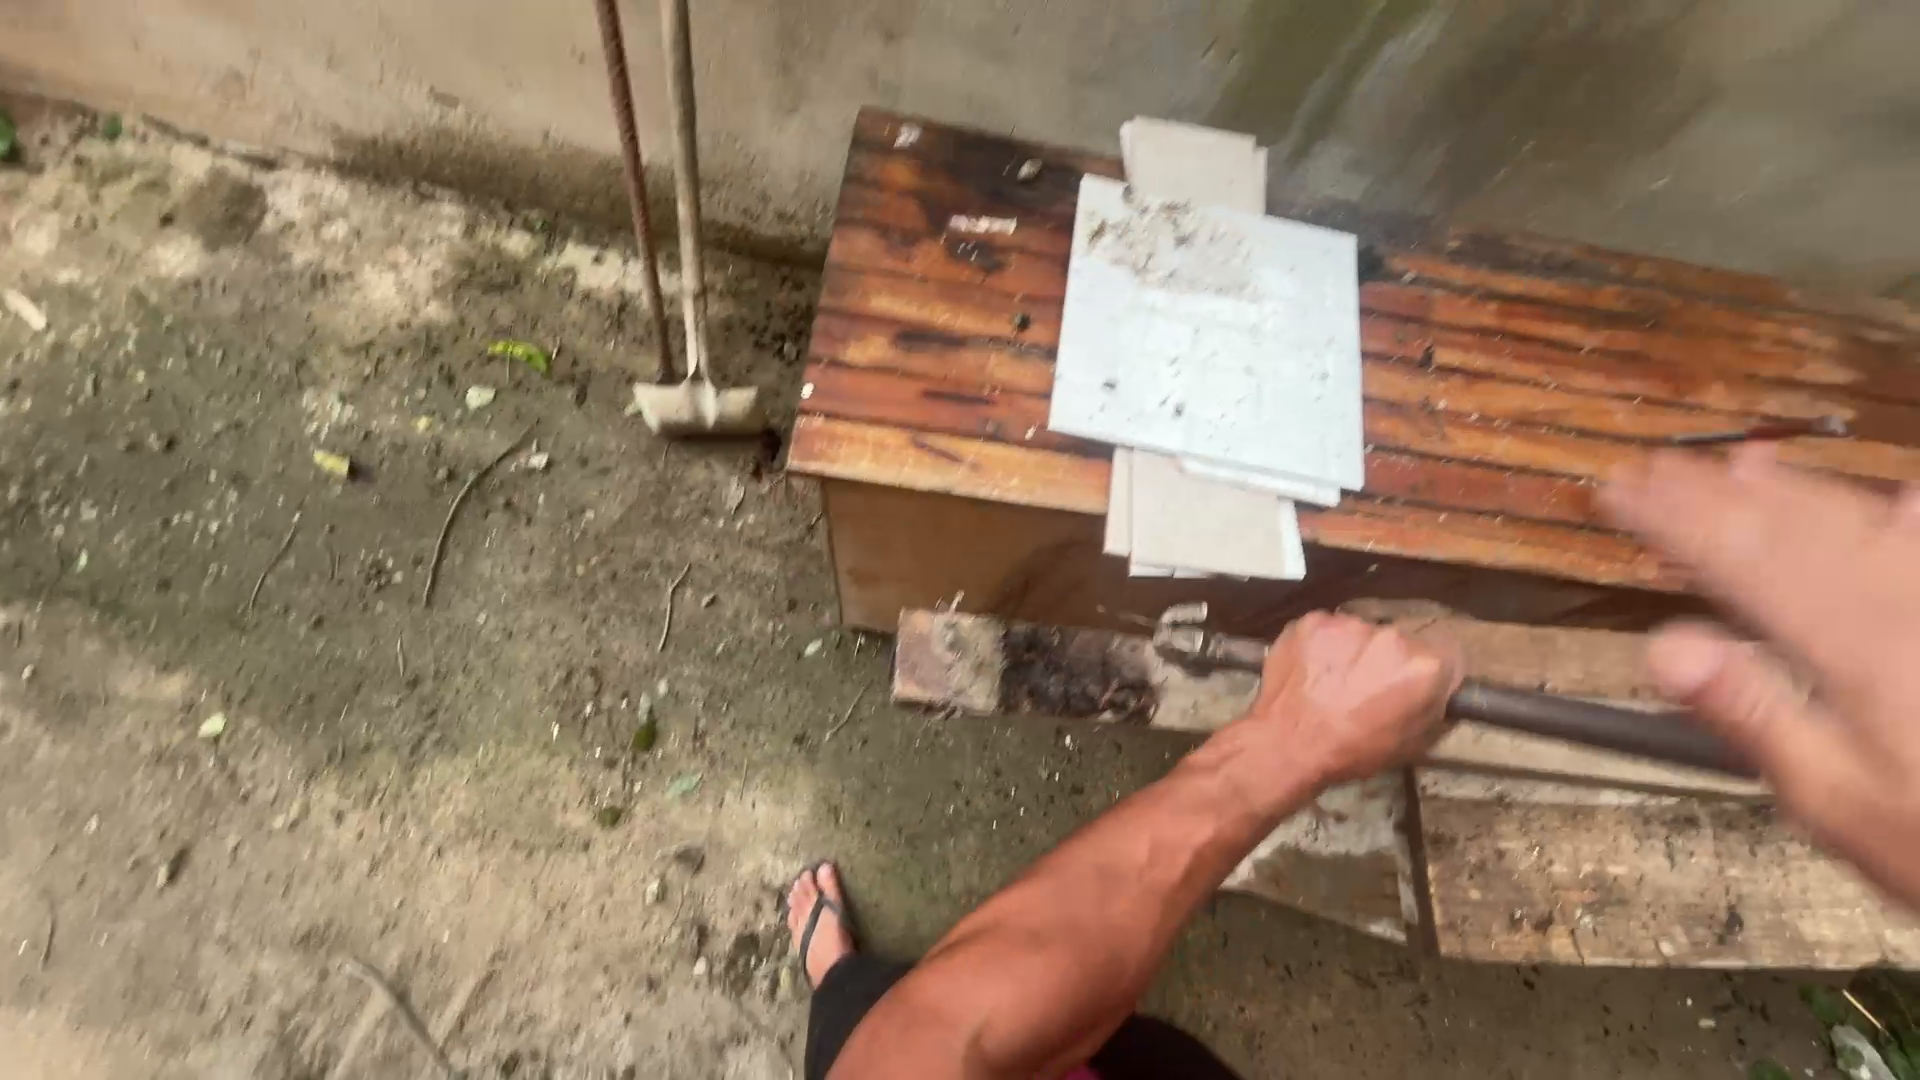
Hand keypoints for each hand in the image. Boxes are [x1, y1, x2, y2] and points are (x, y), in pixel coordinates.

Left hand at [1238, 612, 1460, 785]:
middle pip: (1400, 640)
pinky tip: (1311, 668)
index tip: (1414, 683)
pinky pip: (1326, 628)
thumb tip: (1442, 688)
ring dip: (1353, 649)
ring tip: (1333, 679)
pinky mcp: (1311, 621)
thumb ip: (1437, 705)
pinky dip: (1321, 644)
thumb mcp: (1416, 741)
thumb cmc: (1355, 749)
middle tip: (1368, 686)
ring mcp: (1347, 624)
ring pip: (1360, 631)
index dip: (1431, 670)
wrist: (1289, 741)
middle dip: (1389, 659)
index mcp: (1425, 665)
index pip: (1447, 653)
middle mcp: (1390, 635)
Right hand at [1601, 446, 1919, 907]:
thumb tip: (1665, 649)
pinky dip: (1909, 517)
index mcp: (1859, 652)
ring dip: (1798, 493)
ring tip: (1742, 464)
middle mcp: (1910, 612)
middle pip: (1801, 531)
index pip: (1742, 560)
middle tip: (1656, 466)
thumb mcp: (1839, 804)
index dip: (1672, 519)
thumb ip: (1755, 718)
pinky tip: (1899, 497)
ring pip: (1874, 528)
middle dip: (1719, 494)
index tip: (1616, 490)